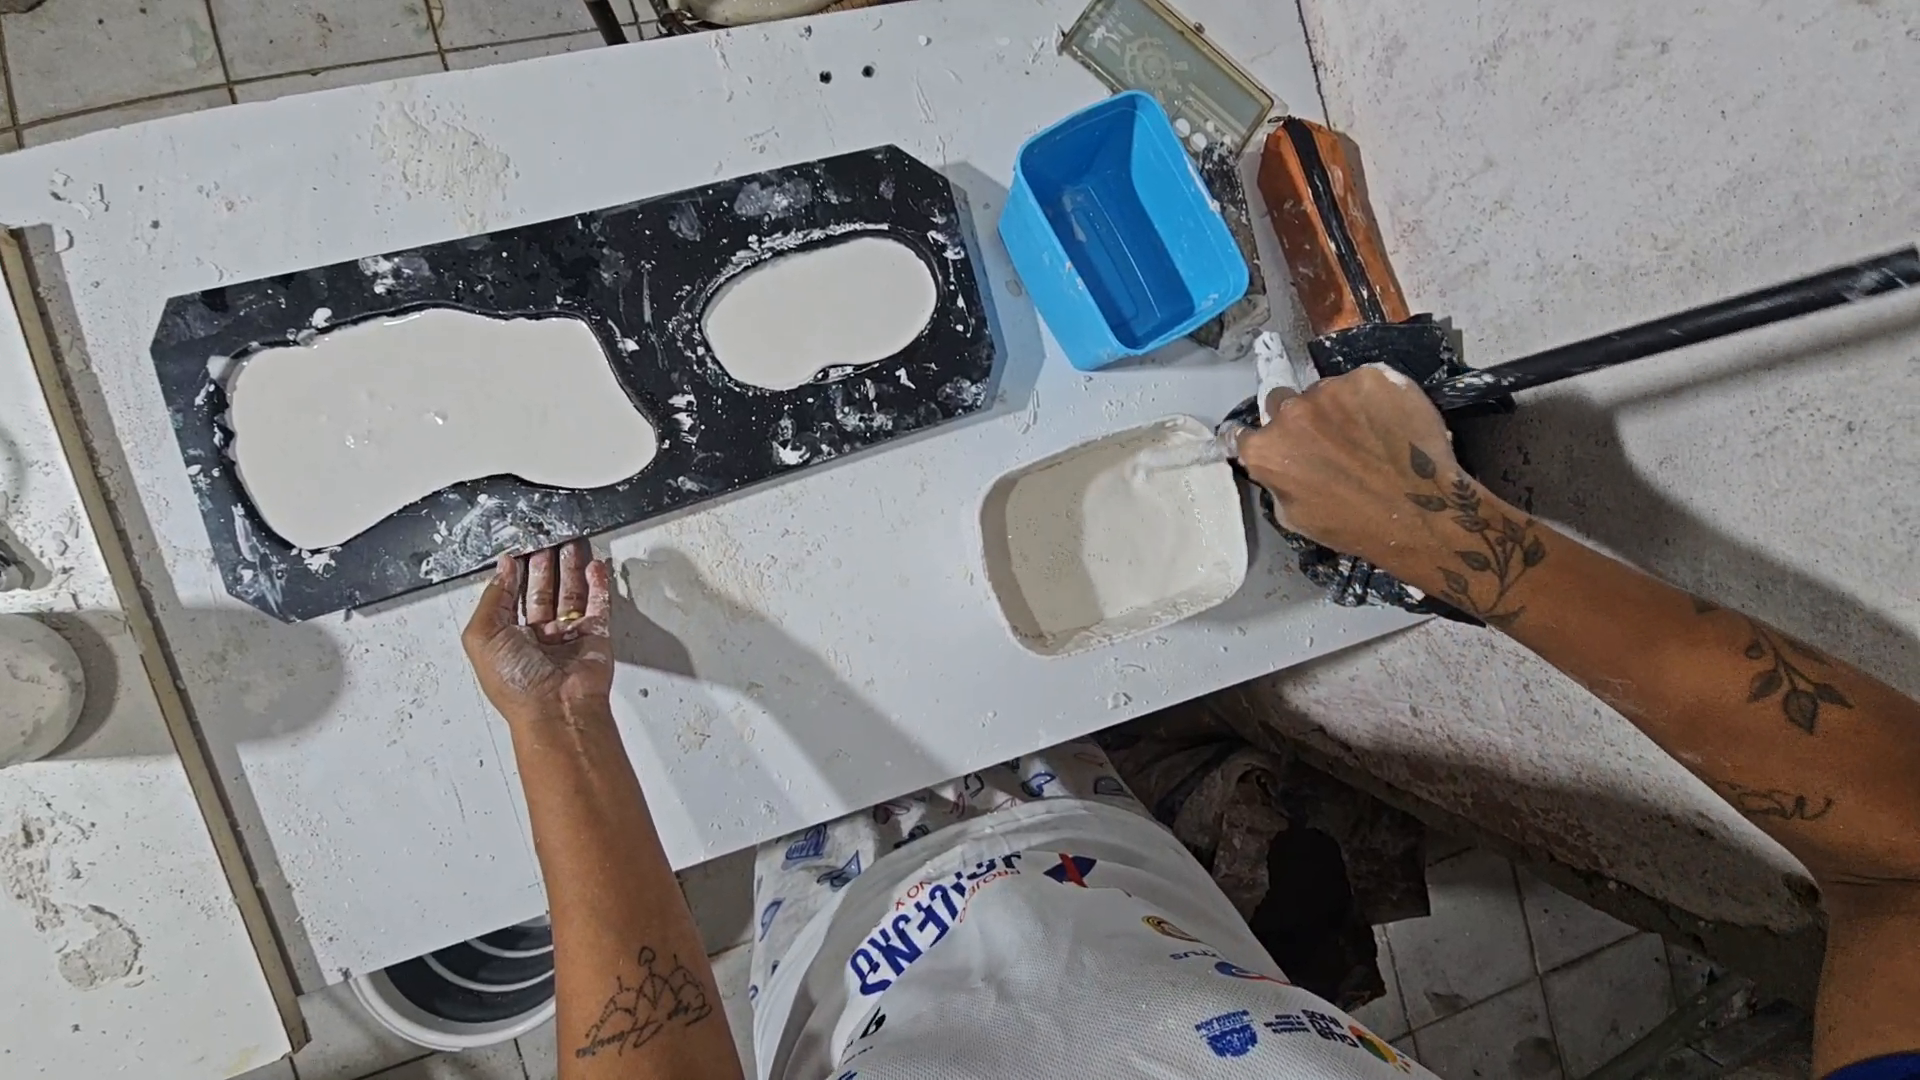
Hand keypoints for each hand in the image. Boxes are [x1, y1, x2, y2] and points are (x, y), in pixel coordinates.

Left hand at [463, 538, 614, 725]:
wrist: (557, 707)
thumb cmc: (517, 684)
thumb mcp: (481, 636)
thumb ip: (492, 598)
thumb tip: (502, 569)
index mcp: (506, 637)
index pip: (509, 596)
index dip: (513, 573)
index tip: (517, 551)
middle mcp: (537, 636)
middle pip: (542, 591)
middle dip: (544, 565)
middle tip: (547, 541)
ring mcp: (568, 635)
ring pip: (570, 593)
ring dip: (571, 569)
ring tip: (571, 545)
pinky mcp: (595, 635)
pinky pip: (598, 604)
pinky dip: (598, 584)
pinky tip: (594, 567)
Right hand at [1234, 364, 1468, 569]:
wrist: (1420, 511)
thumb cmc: (1352, 524)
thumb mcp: (1293, 515)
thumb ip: (1276, 479)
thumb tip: (1278, 465)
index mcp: (1264, 449)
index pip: (1242, 432)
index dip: (1258, 439)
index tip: (1274, 445)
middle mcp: (1289, 412)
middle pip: (1280, 401)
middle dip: (1296, 418)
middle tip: (1324, 439)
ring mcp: (1330, 389)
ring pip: (1324, 391)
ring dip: (1335, 407)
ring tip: (1364, 433)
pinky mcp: (1370, 377)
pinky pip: (1362, 382)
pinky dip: (1371, 398)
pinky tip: (1387, 421)